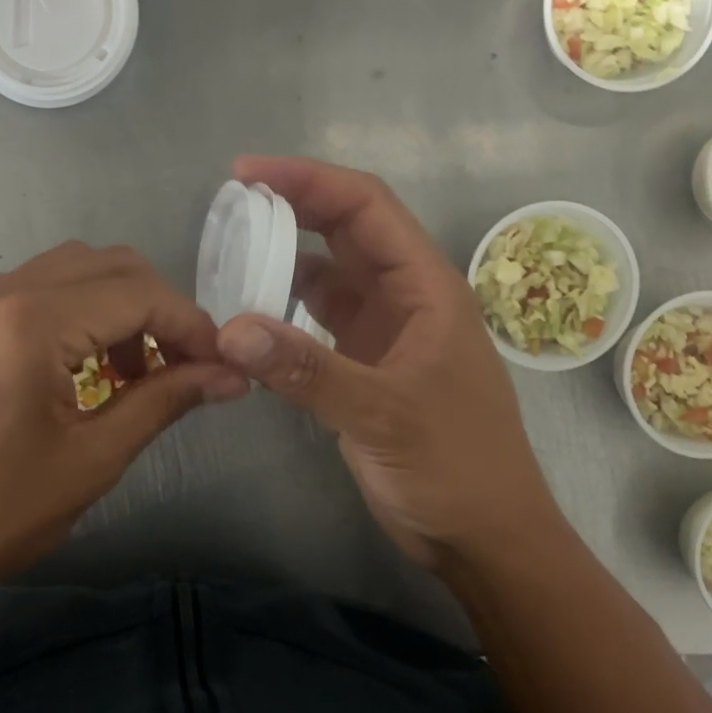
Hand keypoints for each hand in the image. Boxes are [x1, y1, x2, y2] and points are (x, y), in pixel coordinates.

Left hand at [0, 241, 248, 597]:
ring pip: (76, 273)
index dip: (192, 325)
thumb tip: (230, 375)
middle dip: (160, 311)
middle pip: (110, 267)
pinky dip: (82, 316)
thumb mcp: (93, 458)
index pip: (139, 293)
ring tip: (142, 374)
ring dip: (121, 310)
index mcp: (32, 320)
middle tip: (187, 368)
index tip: (223, 366)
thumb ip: (164, 401)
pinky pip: (41, 293)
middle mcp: (2, 290)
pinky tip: (93, 371)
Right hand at [214, 156, 560, 564]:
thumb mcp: (382, 416)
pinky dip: (281, 319)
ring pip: (328, 281)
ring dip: (282, 266)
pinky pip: (316, 327)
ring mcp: (385, 338)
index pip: (366, 209)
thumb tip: (229, 329)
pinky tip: (248, 325)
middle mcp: (405, 302)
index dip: (308, 180)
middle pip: (345, 235)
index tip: (246, 174)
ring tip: (228, 261)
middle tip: (228, 207)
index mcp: (426, 291)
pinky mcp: (365, 373)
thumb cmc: (454, 468)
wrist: (483, 538)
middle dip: (290, 211)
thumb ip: (307, 370)